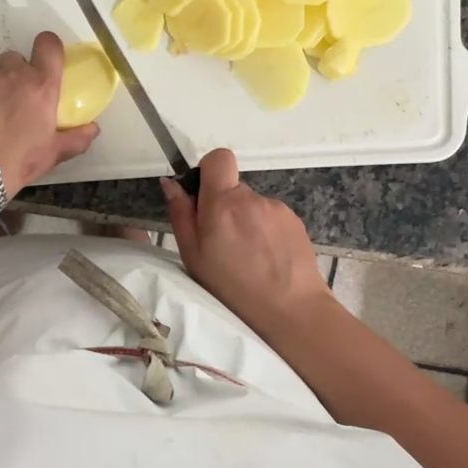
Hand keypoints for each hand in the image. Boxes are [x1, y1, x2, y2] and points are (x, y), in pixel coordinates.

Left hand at [0, 31, 98, 194]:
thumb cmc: (20, 160)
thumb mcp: (53, 153)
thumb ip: (76, 138)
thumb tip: (93, 130)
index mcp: (40, 85)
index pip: (48, 44)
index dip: (49, 47)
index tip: (48, 60)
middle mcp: (11, 76)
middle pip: (16, 58)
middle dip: (18, 72)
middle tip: (20, 98)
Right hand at [161, 148, 333, 332]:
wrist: (290, 309)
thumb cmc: (231, 285)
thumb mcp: (192, 254)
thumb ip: (181, 214)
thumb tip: (171, 183)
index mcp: (222, 202)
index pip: (218, 158)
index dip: (208, 171)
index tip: (203, 197)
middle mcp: (252, 198)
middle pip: (232, 188)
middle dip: (223, 207)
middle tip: (220, 243)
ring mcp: (277, 209)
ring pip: (252, 205)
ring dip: (244, 222)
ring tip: (245, 256)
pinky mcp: (295, 222)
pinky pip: (271, 218)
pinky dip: (263, 233)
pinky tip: (264, 259)